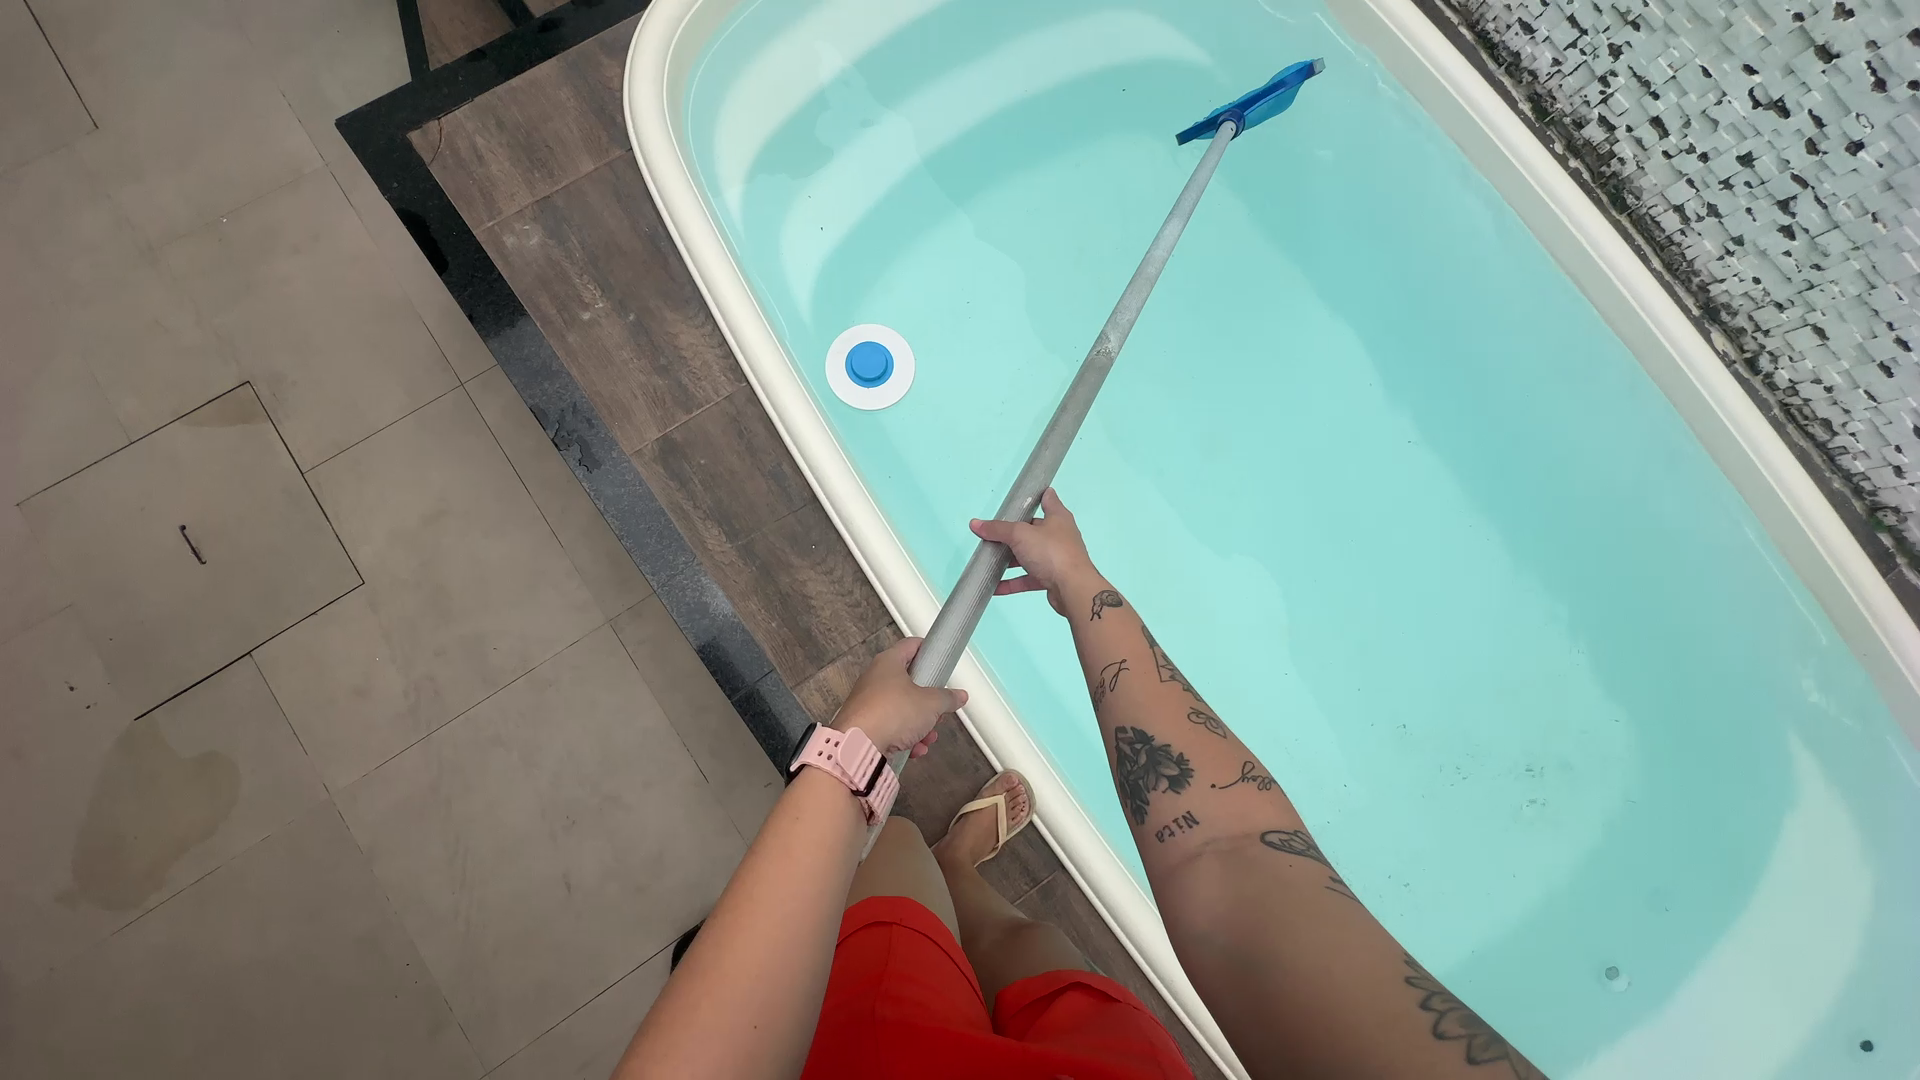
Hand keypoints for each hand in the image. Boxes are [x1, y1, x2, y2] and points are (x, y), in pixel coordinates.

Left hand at [831, 637, 967, 755]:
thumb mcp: (930, 703)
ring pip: (901, 708)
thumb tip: (958, 696)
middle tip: (938, 708)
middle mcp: (875, 679)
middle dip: (928, 700)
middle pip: (909, 682)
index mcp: (888, 662)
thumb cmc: (889, 713)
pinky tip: (915, 749)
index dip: (928, 650)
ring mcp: (868, 702)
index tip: (940, 658)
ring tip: (928, 735)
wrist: (857, 746)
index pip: (911, 646)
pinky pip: (890, 727)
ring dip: (919, 723)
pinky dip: (904, 737)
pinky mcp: (864, 725)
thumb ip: (947, 698)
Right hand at [970, 488, 1099, 617]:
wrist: (1072, 589)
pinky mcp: (1051, 579)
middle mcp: (1059, 536)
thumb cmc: (1051, 552)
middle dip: (1013, 534)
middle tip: (992, 534)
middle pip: (1033, 530)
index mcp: (1057, 518)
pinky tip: (995, 586)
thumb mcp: (1020, 535)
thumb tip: (975, 524)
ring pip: (1029, 556)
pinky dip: (1012, 582)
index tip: (1022, 496)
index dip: (1036, 495)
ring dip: (1010, 560)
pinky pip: (1027, 578)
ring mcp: (1056, 558)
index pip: (1048, 499)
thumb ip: (997, 530)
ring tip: (989, 560)